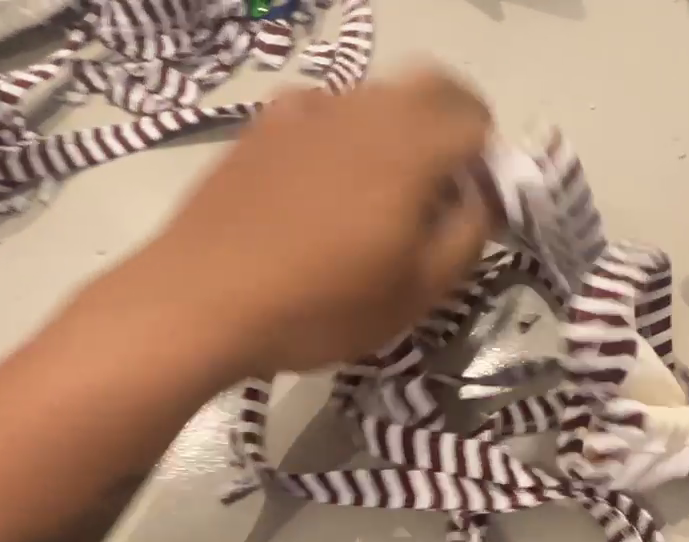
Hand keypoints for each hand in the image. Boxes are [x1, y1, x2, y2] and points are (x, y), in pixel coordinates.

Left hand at [128, 68, 494, 379]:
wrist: (202, 301)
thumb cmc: (320, 307)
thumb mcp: (414, 294)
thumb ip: (467, 236)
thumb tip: (486, 197)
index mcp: (412, 145)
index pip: (477, 119)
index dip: (487, 161)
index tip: (471, 207)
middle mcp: (364, 107)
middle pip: (429, 88)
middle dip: (449, 128)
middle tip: (437, 191)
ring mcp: (306, 110)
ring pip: (374, 98)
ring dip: (395, 131)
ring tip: (375, 197)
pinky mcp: (261, 128)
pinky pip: (321, 115)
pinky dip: (340, 138)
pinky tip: (319, 186)